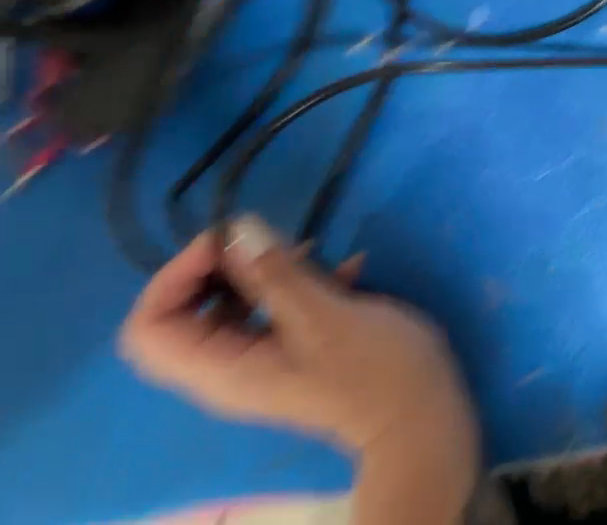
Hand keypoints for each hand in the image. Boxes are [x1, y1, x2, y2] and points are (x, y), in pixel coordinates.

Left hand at [118, 215, 477, 459]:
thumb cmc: (372, 366)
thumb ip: (278, 273)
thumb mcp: (326, 315)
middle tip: (266, 241)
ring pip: (235, 314)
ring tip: (313, 248)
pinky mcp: (298, 355)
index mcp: (219, 370)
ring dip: (265, 276)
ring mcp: (263, 365)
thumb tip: (237, 229)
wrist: (420, 413)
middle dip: (220, 272)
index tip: (227, 242)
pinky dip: (299, 288)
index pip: (150, 327)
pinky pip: (275, 317)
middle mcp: (227, 371)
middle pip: (188, 318)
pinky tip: (348, 268)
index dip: (175, 277)